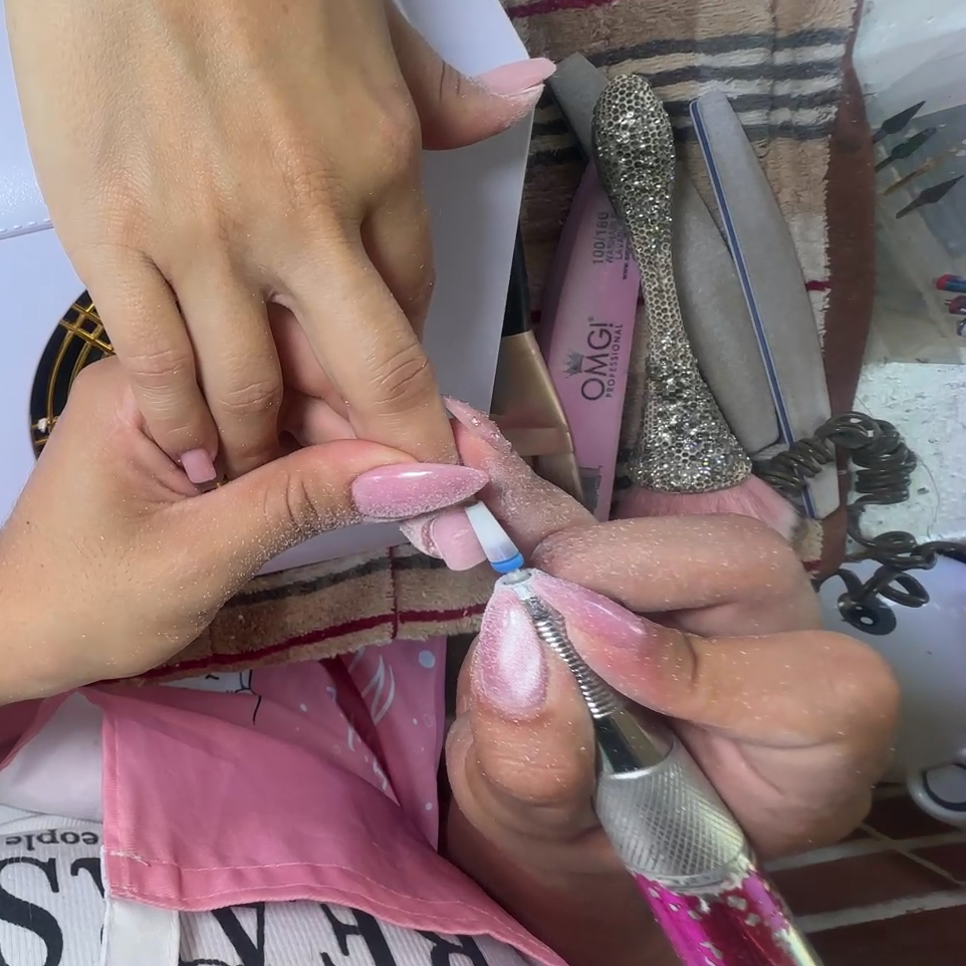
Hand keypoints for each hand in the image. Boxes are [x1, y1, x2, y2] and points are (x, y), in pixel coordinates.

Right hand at [0, 0, 552, 481]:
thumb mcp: (363, 9)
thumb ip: (429, 86)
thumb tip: (505, 105)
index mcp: (374, 155)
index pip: (408, 298)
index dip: (400, 369)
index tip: (385, 408)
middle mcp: (302, 215)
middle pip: (353, 368)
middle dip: (363, 448)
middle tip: (350, 488)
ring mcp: (203, 238)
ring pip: (246, 386)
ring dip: (255, 448)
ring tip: (246, 476)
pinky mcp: (113, 243)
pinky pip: (155, 365)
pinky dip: (176, 422)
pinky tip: (182, 451)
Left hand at [0, 359, 488, 694]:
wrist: (10, 636)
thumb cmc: (84, 603)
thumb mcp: (197, 556)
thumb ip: (302, 503)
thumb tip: (427, 471)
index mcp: (144, 380)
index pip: (280, 361)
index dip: (375, 406)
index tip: (458, 453)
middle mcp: (156, 373)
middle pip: (284, 379)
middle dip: (370, 432)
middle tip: (459, 485)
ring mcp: (165, 406)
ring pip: (278, 409)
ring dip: (348, 453)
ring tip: (428, 496)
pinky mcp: (173, 444)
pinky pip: (254, 438)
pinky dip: (307, 469)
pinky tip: (362, 492)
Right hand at [425, 404, 896, 964]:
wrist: (536, 795)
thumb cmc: (556, 828)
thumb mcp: (531, 819)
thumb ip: (533, 759)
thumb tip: (516, 641)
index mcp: (789, 762)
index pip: (809, 688)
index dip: (694, 658)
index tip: (574, 642)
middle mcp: (768, 667)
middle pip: (751, 574)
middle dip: (623, 567)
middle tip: (524, 588)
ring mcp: (699, 608)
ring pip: (677, 529)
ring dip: (567, 530)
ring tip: (485, 539)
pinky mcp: (624, 568)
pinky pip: (584, 514)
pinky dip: (521, 490)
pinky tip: (473, 452)